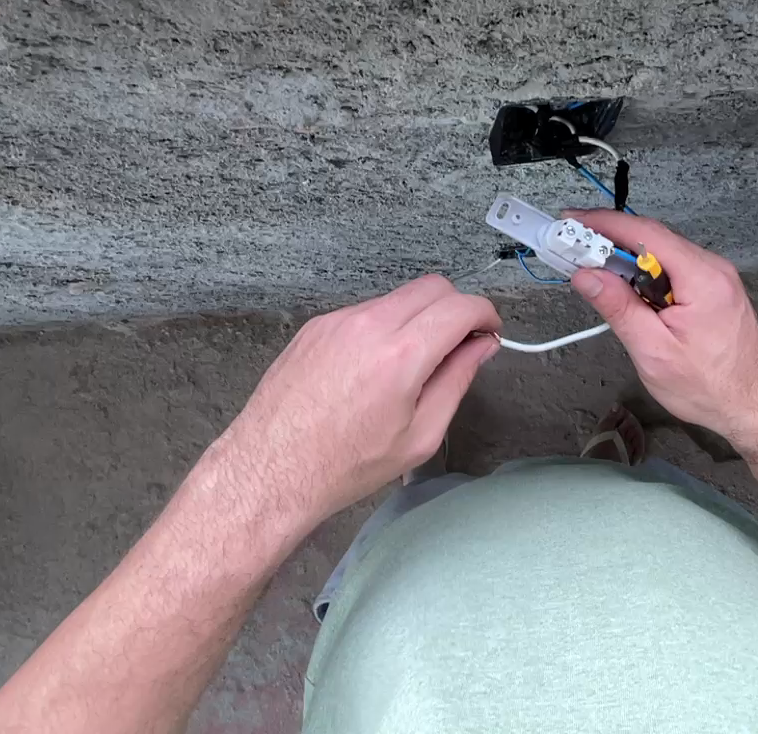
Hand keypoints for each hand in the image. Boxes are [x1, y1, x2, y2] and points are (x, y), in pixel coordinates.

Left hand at [205, 275, 500, 528]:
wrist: (269, 471)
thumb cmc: (345, 465)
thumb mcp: (420, 436)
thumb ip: (457, 380)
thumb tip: (481, 346)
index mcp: (401, 355)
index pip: (461, 306)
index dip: (485, 315)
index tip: (489, 332)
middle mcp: (370, 325)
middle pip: (434, 286)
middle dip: (456, 308)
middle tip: (459, 344)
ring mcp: (339, 320)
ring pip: (399, 296)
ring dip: (419, 317)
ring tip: (412, 364)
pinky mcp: (317, 325)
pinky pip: (367, 311)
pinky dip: (385, 326)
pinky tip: (374, 367)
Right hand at [567, 211, 757, 449]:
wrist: (755, 406)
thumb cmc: (709, 387)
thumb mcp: (654, 351)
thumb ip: (619, 308)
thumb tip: (586, 275)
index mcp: (702, 277)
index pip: (645, 233)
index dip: (604, 223)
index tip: (571, 220)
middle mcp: (712, 267)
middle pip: (652, 238)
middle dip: (609, 238)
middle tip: (571, 246)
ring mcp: (715, 275)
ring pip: (661, 252)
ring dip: (624, 257)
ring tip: (591, 268)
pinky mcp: (712, 287)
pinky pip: (672, 266)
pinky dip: (643, 271)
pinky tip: (624, 286)